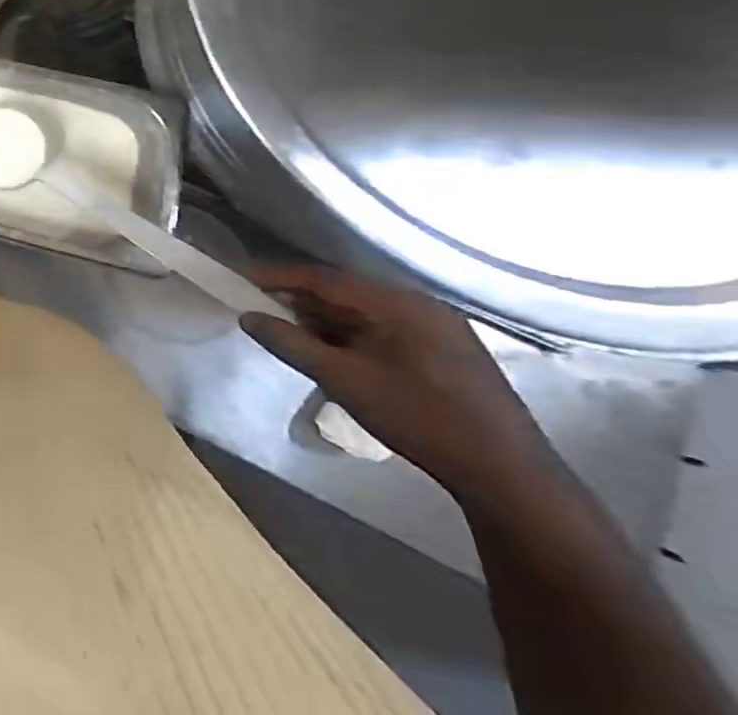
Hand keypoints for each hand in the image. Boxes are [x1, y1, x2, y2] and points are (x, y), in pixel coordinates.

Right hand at [241, 266, 557, 498]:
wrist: (503, 469)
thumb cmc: (416, 416)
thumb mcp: (340, 379)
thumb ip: (289, 342)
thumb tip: (248, 316)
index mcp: (399, 304)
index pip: (325, 278)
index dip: (279, 276)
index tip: (242, 279)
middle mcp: (421, 305)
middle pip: (346, 291)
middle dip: (301, 300)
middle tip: (262, 310)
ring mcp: (439, 326)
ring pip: (365, 311)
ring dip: (326, 319)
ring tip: (294, 337)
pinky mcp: (446, 349)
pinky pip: (385, 327)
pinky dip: (352, 334)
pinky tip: (337, 355)